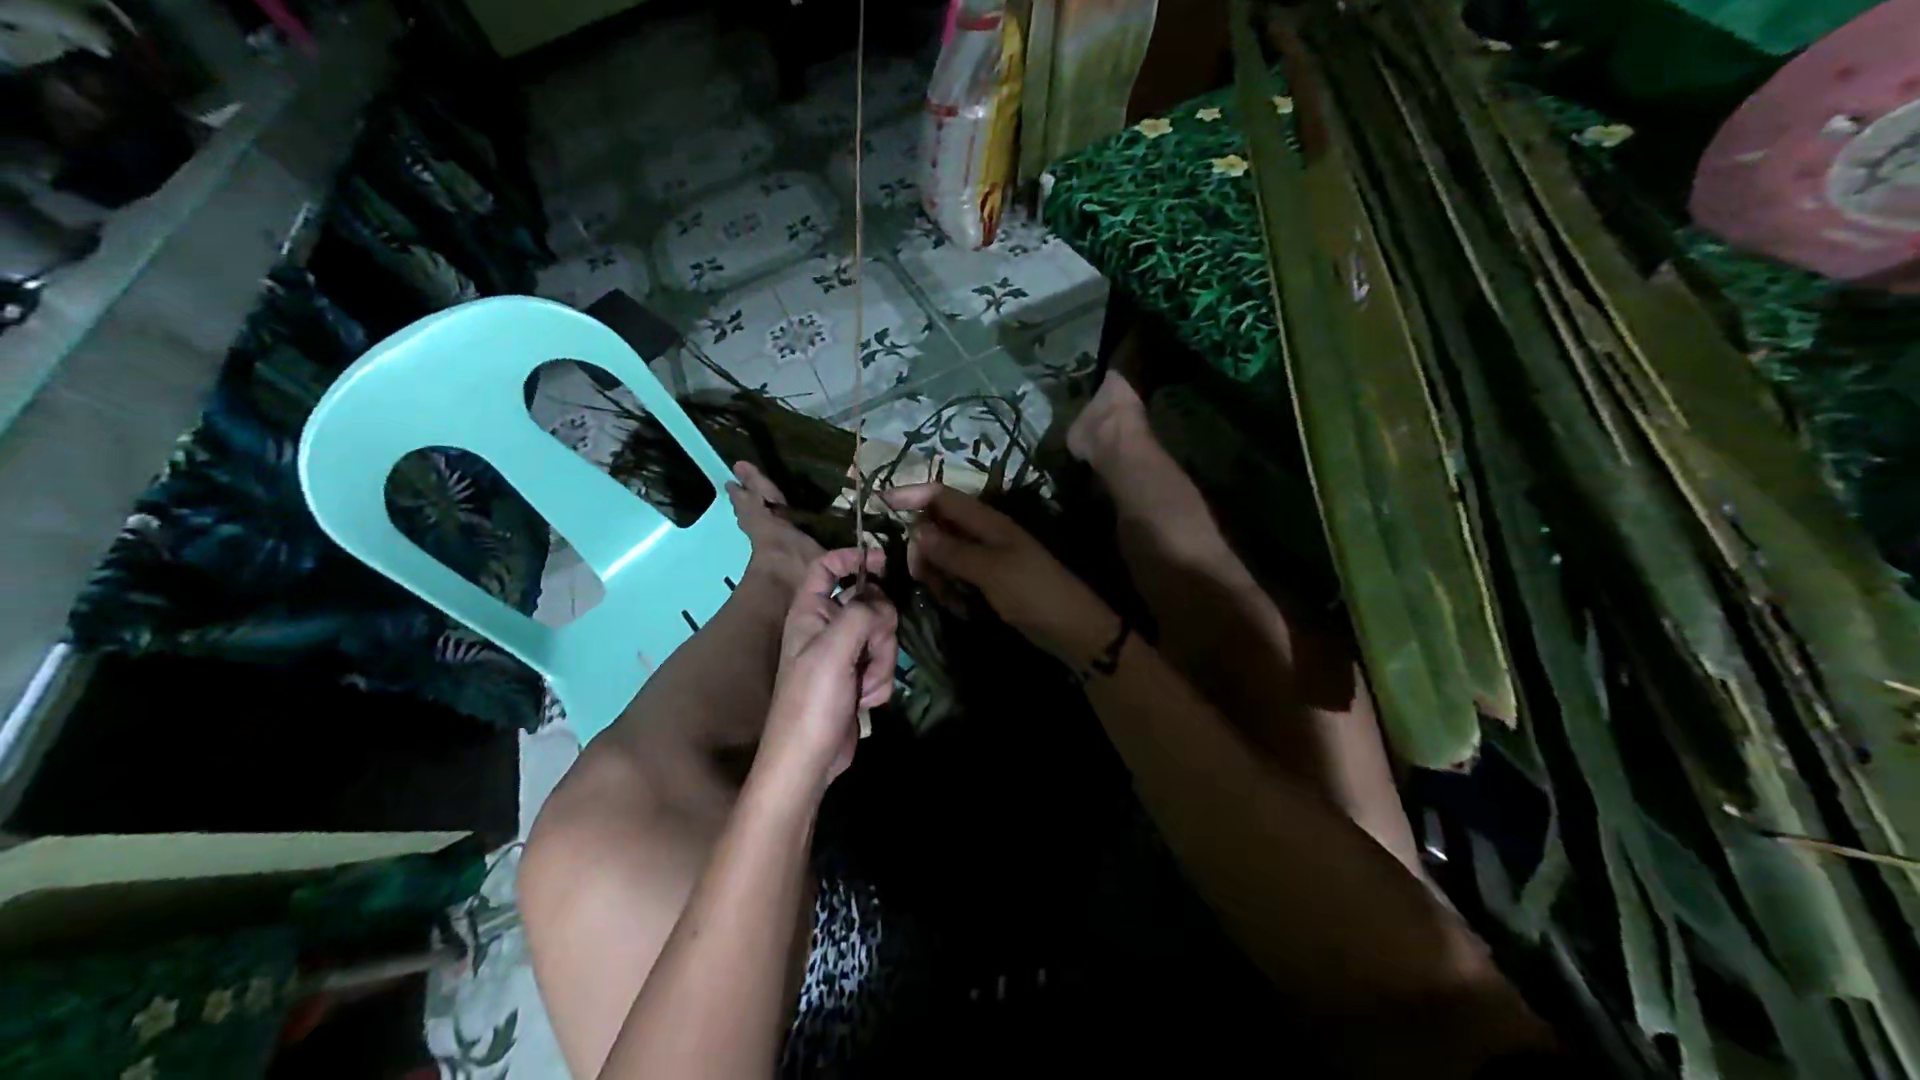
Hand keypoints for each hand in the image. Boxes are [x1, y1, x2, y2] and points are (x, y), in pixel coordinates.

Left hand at [759, 548, 897, 795]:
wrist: (809, 759)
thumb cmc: (811, 701)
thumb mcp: (833, 650)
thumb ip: (861, 614)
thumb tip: (882, 602)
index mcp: (809, 612)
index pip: (826, 568)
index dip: (851, 557)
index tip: (882, 559)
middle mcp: (825, 628)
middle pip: (868, 602)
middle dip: (879, 628)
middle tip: (871, 650)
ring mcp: (842, 654)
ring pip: (881, 635)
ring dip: (882, 660)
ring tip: (864, 687)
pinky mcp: (857, 677)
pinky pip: (883, 662)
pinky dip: (880, 680)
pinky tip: (865, 700)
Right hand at [883, 484, 1118, 667]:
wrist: (1070, 629)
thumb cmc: (1033, 593)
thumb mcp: (990, 570)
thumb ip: (952, 550)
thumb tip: (916, 529)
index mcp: (986, 521)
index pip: (941, 496)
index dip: (911, 494)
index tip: (880, 501)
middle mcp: (981, 535)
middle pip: (934, 530)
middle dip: (925, 554)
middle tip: (927, 577)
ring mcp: (983, 560)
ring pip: (941, 560)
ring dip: (940, 580)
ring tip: (958, 600)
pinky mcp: (985, 582)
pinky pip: (955, 581)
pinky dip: (954, 595)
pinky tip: (968, 611)